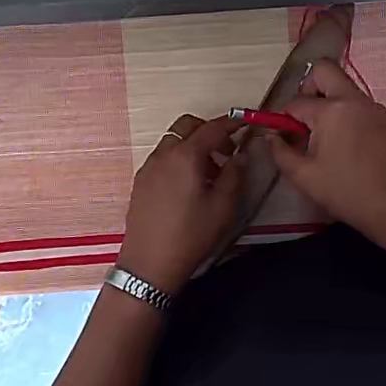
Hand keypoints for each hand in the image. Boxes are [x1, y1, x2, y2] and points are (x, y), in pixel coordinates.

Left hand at [114, 114, 244, 294]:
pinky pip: (162, 159)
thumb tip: (240, 156)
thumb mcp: (223, 207)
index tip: (245, 123)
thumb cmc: (191, 235)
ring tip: (209, 174)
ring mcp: (148, 168)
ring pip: (172, 143)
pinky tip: (188, 186)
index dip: (231, 123)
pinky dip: (178, 161)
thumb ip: (235, 175)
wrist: (150, 263)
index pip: (211, 128)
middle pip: (186, 127)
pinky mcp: (140, 183)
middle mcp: (163, 155)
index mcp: (185, 156)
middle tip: (226, 151)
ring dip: (192, 147)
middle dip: (208, 131)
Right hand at [270, 61, 385, 238]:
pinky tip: (347, 145)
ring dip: (328, 101)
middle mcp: (354, 100)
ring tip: (324, 135)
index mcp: (331, 111)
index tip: (281, 136)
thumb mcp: (303, 175)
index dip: (283, 119)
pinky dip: (347, 114)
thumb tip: (271, 137)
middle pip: (324, 70)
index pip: (296, 102)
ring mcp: (374, 107)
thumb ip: (280, 151)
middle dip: (307, 88)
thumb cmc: (345, 191)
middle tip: (304, 117)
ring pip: (344, 87)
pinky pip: (360, 104)